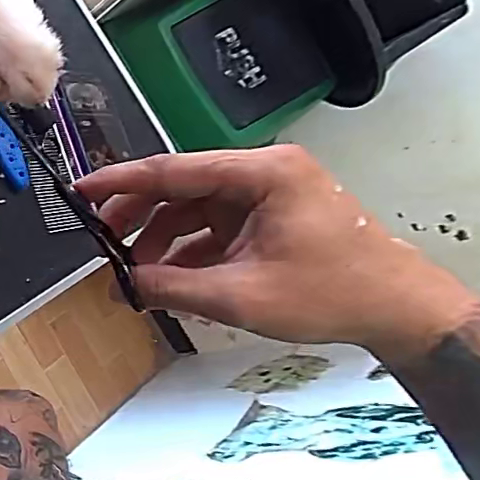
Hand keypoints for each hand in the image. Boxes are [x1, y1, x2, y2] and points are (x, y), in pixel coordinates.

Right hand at [73, 145, 479, 355]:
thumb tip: (124, 285)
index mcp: (262, 173)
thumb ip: (174, 288)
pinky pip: (215, 227)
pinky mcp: (270, 218)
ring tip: (135, 272)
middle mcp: (263, 173)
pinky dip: (189, 251)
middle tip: (103, 243)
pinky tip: (170, 277)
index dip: (121, 182)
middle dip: (139, 216)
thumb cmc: (334, 293)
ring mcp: (267, 195)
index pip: (173, 170)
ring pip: (195, 209)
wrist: (398, 309)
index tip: (82, 191)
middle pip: (181, 187)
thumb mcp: (241, 296)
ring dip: (162, 239)